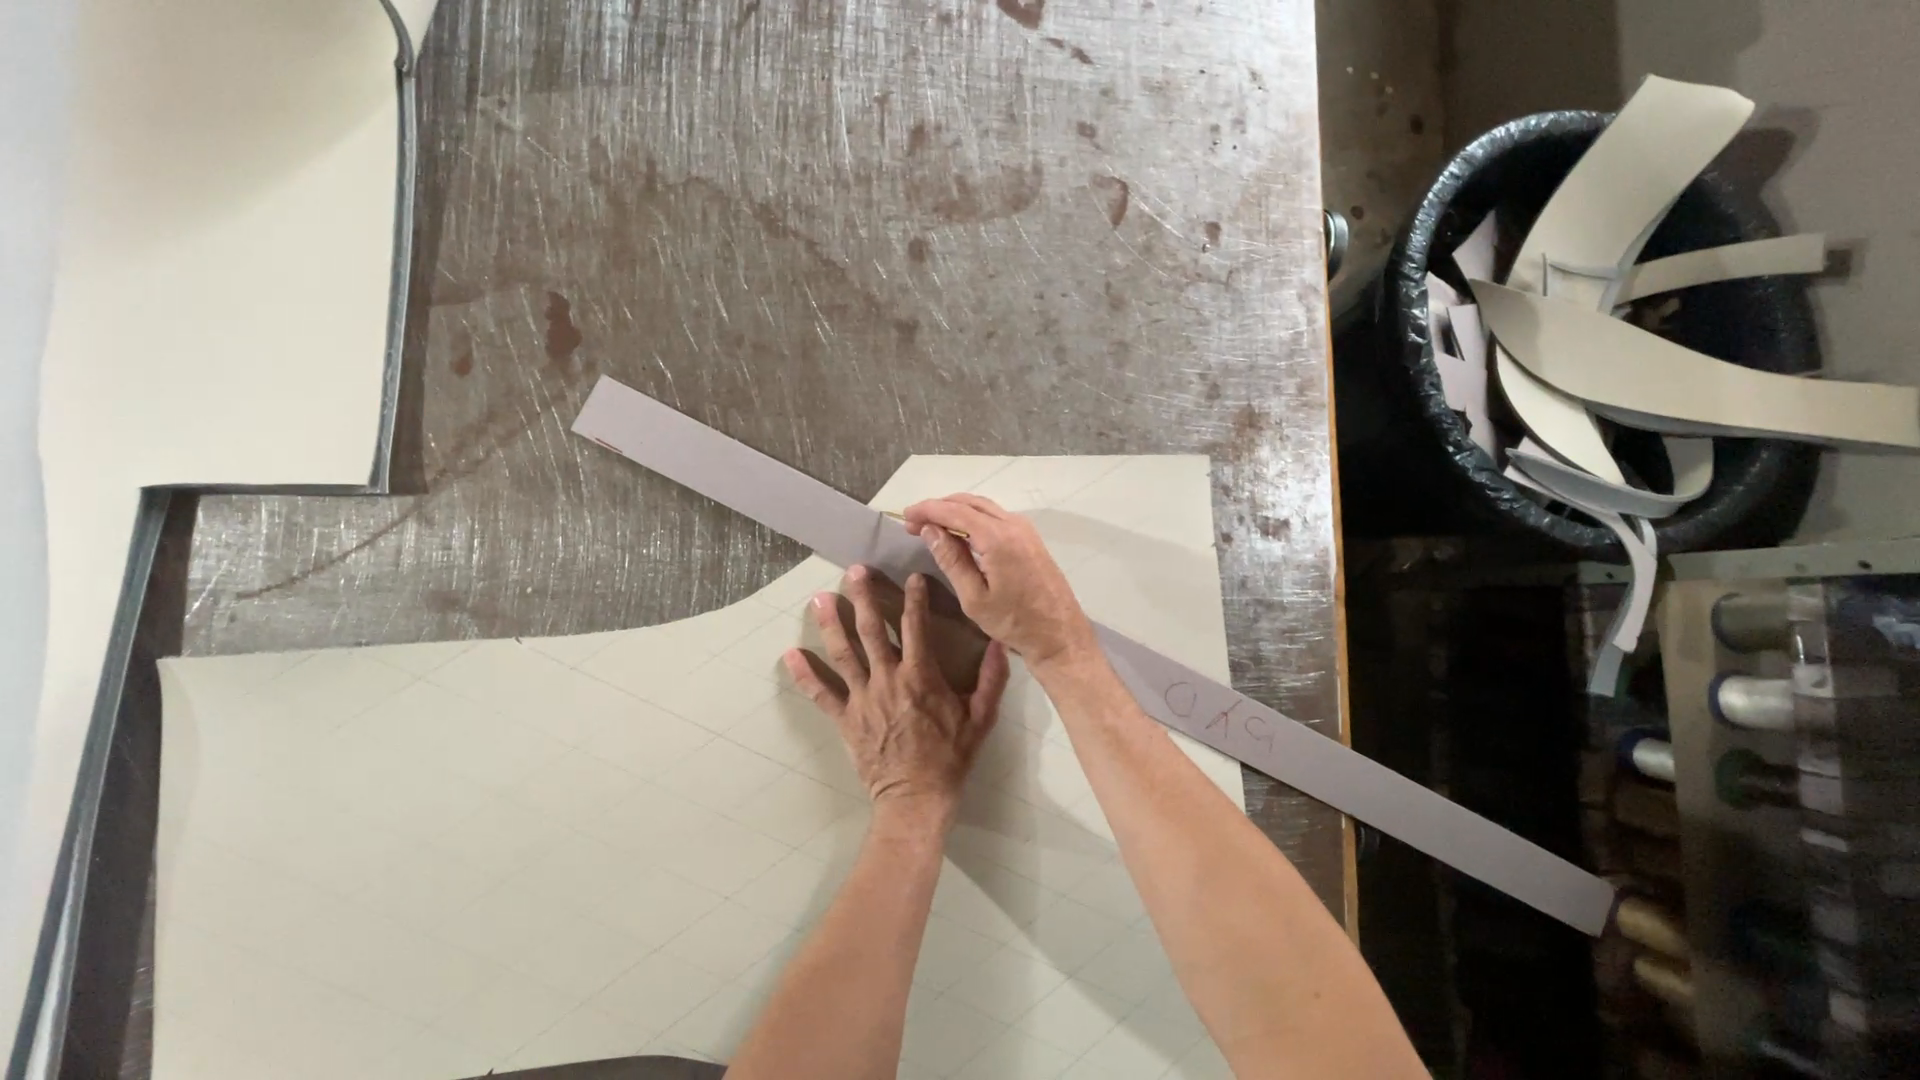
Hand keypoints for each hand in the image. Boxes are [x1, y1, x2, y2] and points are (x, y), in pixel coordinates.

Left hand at [783, 565, 1009, 830]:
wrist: (916, 799)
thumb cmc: (950, 759)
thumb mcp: (981, 720)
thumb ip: (992, 680)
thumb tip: (1000, 644)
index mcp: (921, 676)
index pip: (916, 626)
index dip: (914, 598)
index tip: (913, 577)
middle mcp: (888, 679)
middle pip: (871, 630)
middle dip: (863, 597)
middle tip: (854, 570)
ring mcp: (862, 698)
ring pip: (843, 653)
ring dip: (830, 623)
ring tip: (819, 598)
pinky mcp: (846, 719)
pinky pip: (822, 694)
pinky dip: (805, 675)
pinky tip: (790, 655)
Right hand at [901, 494, 1096, 666]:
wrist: (1059, 634)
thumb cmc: (1014, 622)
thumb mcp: (974, 597)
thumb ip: (951, 560)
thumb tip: (929, 530)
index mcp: (998, 538)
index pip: (955, 512)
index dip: (927, 510)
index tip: (905, 516)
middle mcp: (1013, 525)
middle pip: (969, 502)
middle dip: (940, 508)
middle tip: (914, 522)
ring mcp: (1026, 530)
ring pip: (984, 507)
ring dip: (956, 511)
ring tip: (932, 526)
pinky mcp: (1031, 539)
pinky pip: (996, 517)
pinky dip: (973, 518)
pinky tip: (960, 533)